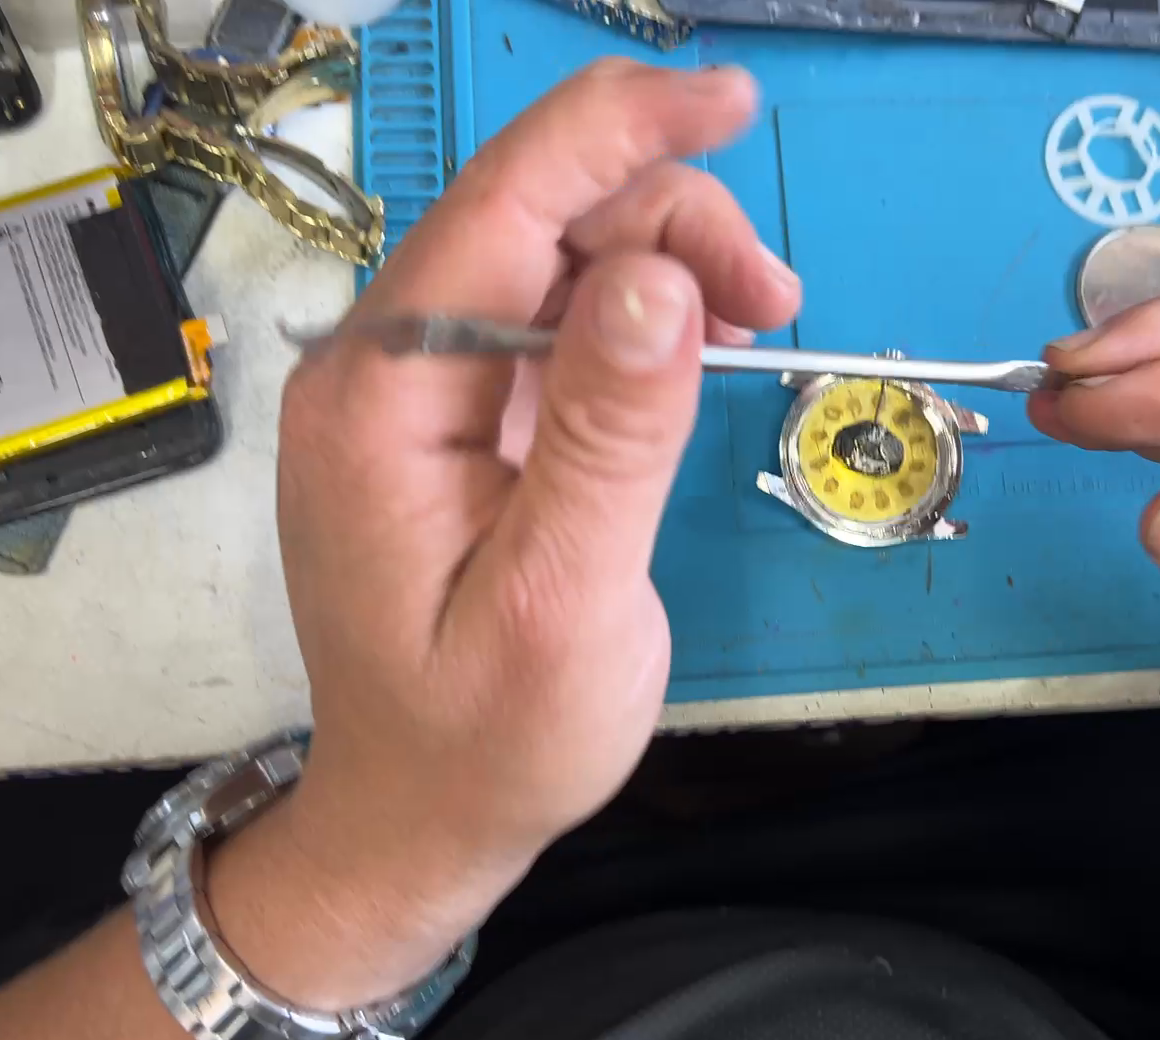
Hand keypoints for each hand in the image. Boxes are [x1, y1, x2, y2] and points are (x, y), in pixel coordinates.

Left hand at [263, 60, 800, 974]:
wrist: (426, 820)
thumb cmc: (488, 739)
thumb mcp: (564, 599)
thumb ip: (609, 437)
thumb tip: (657, 281)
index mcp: (385, 399)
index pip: (503, 209)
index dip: (618, 131)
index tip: (728, 98)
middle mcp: (391, 373)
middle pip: (537, 227)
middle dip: (668, 229)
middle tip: (774, 304)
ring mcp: (430, 400)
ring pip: (556, 273)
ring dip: (663, 274)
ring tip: (756, 325)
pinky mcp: (471, 432)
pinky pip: (559, 337)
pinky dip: (639, 326)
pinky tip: (695, 351)